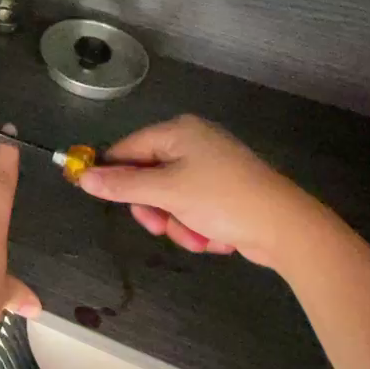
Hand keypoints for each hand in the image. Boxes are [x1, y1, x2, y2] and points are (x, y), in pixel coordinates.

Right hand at [76, 115, 333, 268]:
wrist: (287, 229)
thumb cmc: (222, 199)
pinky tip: (214, 237)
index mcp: (178, 131)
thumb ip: (122, 185)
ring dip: (177, 223)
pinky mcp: (226, 191)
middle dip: (154, 208)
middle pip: (148, 176)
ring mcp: (212, 167)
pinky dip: (198, 225)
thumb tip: (82, 177)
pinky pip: (193, 207)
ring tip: (197, 237)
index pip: (127, 149)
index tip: (106, 201)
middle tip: (160, 227)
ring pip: (169, 198)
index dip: (114, 175)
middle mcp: (194, 142)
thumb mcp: (166, 192)